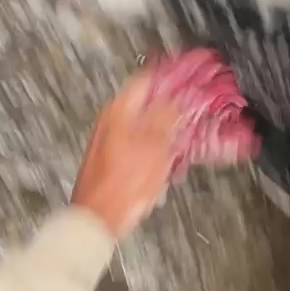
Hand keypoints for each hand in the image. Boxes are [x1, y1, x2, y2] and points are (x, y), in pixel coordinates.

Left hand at [70, 75, 180, 238]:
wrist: (98, 217)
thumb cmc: (121, 185)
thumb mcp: (155, 146)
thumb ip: (166, 116)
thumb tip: (176, 99)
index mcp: (119, 110)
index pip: (148, 79)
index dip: (170, 75)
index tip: (188, 72)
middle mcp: (111, 121)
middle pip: (146, 102)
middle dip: (171, 105)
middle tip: (191, 106)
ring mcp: (109, 140)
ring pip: (144, 124)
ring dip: (164, 128)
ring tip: (183, 137)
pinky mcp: (111, 158)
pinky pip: (138, 144)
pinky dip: (154, 147)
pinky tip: (166, 160)